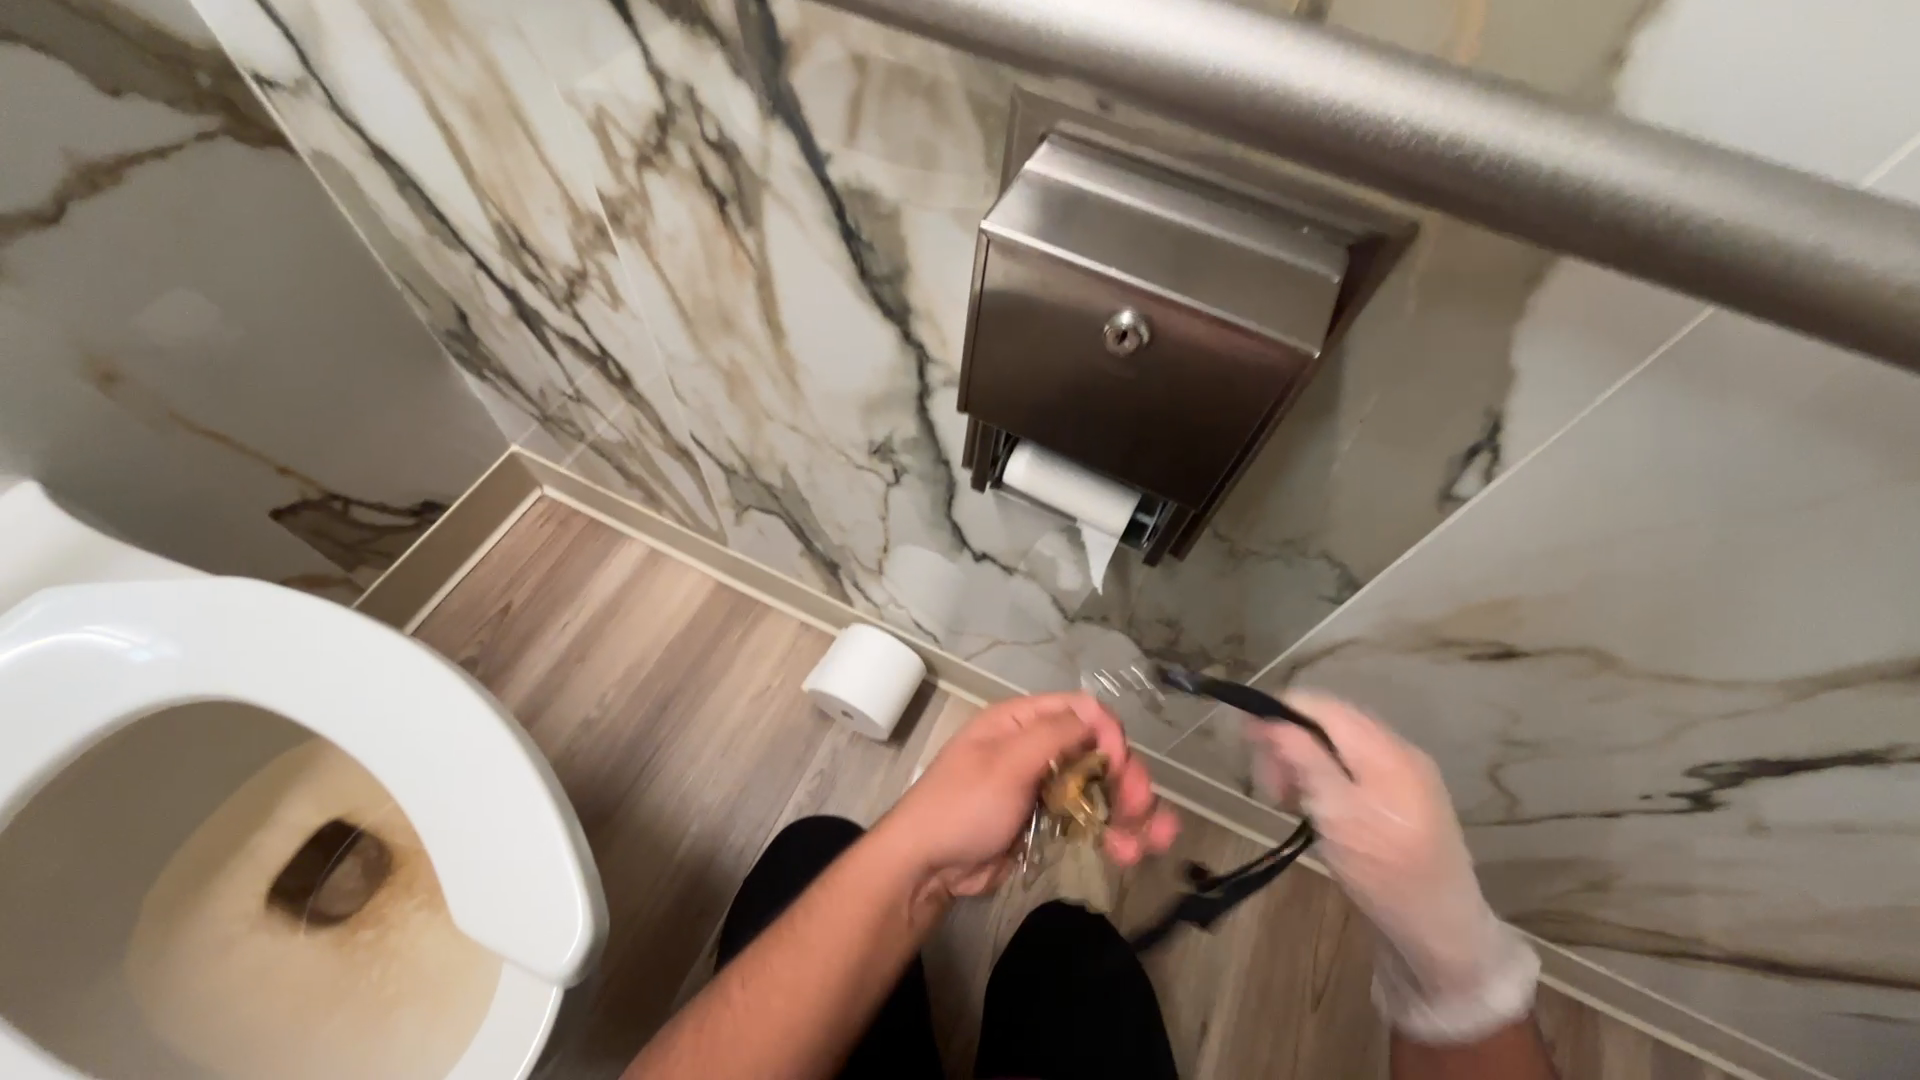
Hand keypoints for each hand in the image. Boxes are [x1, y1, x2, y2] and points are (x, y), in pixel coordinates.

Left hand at [874, 692, 1179, 900]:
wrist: (927, 867)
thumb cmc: (961, 806)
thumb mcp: (1004, 763)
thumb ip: (1053, 736)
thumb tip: (1099, 718)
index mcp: (1021, 722)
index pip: (1081, 711)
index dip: (1107, 734)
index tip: (1117, 765)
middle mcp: (1037, 748)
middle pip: (1099, 751)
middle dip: (1127, 777)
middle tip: (1140, 809)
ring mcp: (1044, 786)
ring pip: (1102, 787)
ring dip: (1131, 810)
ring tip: (1153, 840)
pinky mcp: (1048, 821)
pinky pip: (1091, 818)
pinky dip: (1116, 831)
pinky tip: (1136, 850)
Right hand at [1247, 691, 1538, 1042]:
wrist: (1439, 931)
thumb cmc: (1383, 872)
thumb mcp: (1335, 813)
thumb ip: (1304, 759)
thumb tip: (1268, 717)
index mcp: (1385, 750)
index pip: (1322, 705)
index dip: (1280, 713)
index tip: (1248, 742)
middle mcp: (1397, 751)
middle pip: (1329, 723)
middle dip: (1290, 743)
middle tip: (1270, 786)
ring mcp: (1403, 775)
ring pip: (1337, 746)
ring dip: (1303, 763)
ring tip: (1287, 800)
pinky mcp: (1400, 797)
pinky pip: (1352, 768)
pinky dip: (1324, 779)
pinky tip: (1313, 807)